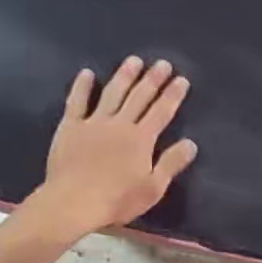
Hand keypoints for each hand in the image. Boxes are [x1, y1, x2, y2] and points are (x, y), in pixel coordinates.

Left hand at [20, 57, 196, 242]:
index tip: (181, 80)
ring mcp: (94, 123)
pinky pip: (77, 102)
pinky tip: (87, 73)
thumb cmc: (116, 199)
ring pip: (112, 93)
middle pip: (139, 97)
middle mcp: (120, 124)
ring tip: (133, 61)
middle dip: (152, 79)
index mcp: (141, 139)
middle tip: (162, 63)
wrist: (73, 202)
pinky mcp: (70, 127)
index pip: (161, 112)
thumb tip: (191, 143)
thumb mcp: (152, 188)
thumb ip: (171, 163)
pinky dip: (82, 86)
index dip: (172, 95)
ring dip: (124, 76)